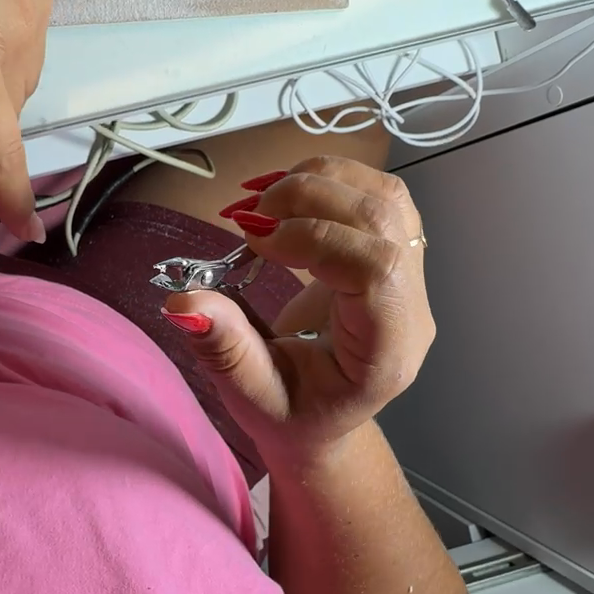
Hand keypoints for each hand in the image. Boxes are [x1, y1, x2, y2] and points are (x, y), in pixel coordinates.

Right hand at [160, 158, 435, 466]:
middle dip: (308, 197)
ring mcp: (408, 274)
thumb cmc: (293, 414)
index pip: (376, 269)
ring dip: (318, 179)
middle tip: (246, 215)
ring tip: (260, 199)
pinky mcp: (391, 251)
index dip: (315, 238)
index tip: (254, 240)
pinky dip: (326, 178)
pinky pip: (374, 195)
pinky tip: (282, 194)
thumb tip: (182, 305)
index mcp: (386, 351)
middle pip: (383, 218)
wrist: (323, 414)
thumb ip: (224, 349)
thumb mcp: (252, 395)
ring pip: (385, 195)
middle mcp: (410, 306)